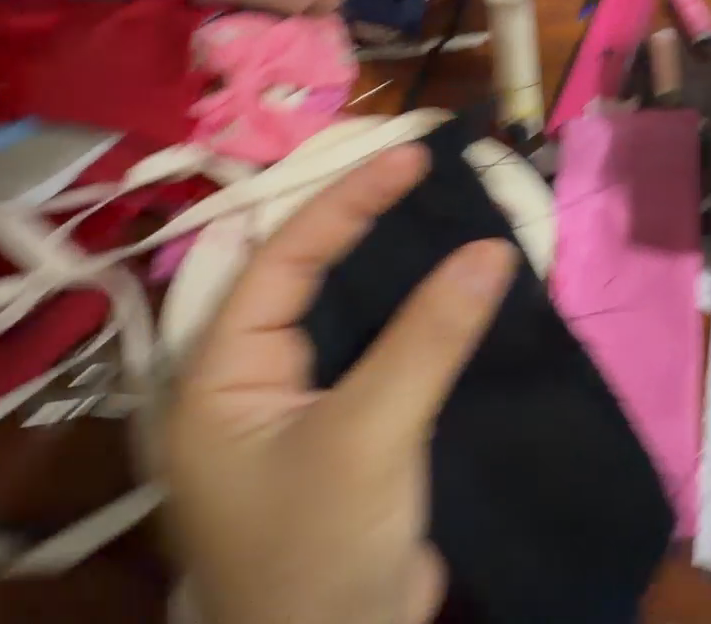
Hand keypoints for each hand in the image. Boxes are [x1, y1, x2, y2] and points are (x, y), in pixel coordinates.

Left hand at [162, 144, 517, 623]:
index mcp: (219, 377)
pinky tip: (450, 287)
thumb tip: (490, 249)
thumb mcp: (370, 437)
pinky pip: (379, 349)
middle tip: (420, 173)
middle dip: (360, 220)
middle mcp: (248, 381)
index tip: (410, 158)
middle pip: (304, 276)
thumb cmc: (321, 552)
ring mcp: (298, 405)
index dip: (345, 202)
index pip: (281, 260)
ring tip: (439, 213)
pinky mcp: (345, 427)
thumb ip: (427, 338)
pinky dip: (415, 313)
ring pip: (346, 312)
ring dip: (393, 265)